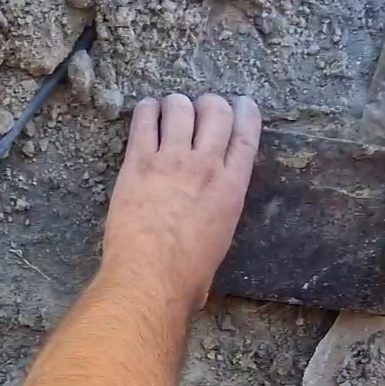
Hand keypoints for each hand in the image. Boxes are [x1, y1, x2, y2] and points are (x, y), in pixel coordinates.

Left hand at [100, 93, 261, 315]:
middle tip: (198, 112)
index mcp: (231, 189)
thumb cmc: (185, 280)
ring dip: (176, 105)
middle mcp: (205, 167)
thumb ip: (216, 229)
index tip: (240, 105)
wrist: (150, 280)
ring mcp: (171, 161)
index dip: (245, 112)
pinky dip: (147, 110)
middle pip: (215, 111)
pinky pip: (144, 120)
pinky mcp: (138, 164)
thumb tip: (205, 252)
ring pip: (180, 107)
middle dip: (209, 105)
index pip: (246, 134)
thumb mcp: (217, 249)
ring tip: (168, 112)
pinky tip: (146, 113)